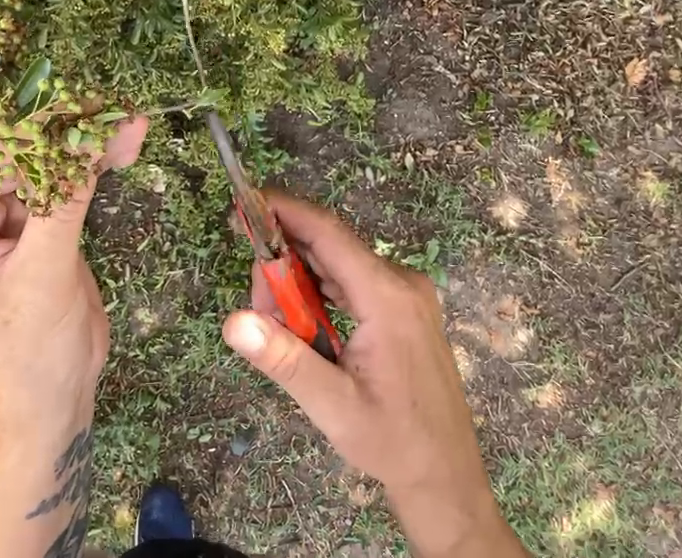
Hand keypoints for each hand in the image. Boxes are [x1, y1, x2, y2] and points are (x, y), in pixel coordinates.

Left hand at [0, 115, 148, 431]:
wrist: (55, 403)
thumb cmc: (29, 353)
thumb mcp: (43, 276)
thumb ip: (64, 204)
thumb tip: (90, 137)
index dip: (20, 131)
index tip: (67, 106)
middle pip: (12, 155)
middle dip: (58, 133)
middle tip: (103, 107)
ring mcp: (7, 220)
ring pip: (43, 164)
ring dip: (82, 145)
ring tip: (124, 120)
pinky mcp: (41, 226)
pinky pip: (65, 184)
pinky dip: (93, 167)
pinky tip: (125, 143)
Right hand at [222, 192, 526, 557]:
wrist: (447, 480)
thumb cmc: (393, 443)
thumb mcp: (333, 405)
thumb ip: (284, 359)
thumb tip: (234, 322)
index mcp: (387, 296)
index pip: (327, 232)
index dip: (285, 209)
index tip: (245, 201)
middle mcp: (400, 282)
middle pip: (327, 246)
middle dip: (281, 262)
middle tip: (257, 306)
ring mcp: (405, 293)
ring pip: (335, 264)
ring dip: (298, 282)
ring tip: (275, 323)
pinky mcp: (402, 307)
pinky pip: (349, 281)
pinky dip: (317, 292)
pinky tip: (303, 325)